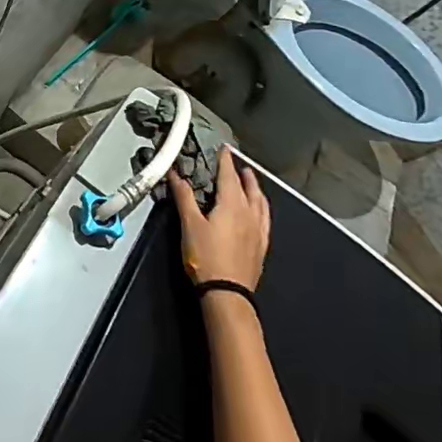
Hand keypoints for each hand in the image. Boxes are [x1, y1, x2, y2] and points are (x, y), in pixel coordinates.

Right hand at [168, 145, 270, 288]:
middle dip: (242, 173)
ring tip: (251, 182)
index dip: (225, 160)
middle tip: (236, 164)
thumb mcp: (190, 224)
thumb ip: (184, 197)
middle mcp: (249, 213)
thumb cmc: (206, 257)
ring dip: (255, 189)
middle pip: (248, 187)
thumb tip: (176, 174)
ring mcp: (259, 230)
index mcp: (232, 204)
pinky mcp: (262, 246)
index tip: (223, 148)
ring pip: (260, 202)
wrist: (227, 293)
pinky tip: (260, 212)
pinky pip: (265, 219)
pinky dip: (262, 209)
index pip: (229, 175)